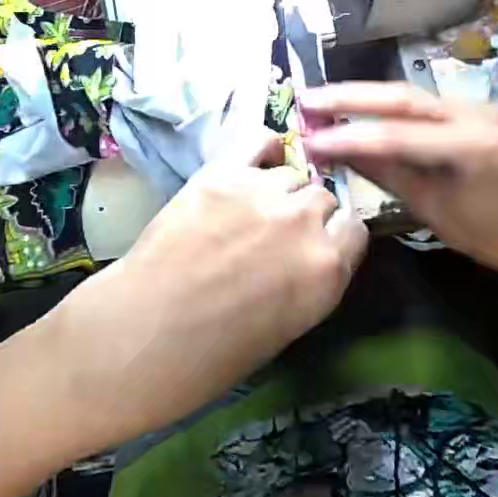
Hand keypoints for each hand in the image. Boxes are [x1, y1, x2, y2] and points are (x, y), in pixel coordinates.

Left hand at [35, 129, 367, 448]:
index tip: (322, 243)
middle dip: (308, 214)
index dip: (338, 235)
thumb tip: (315, 251)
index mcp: (327, 270)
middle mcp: (304, 222)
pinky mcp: (221, 173)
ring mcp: (262, 192)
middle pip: (323, 198)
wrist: (142, 334)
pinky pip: (259, 141)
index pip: (355, 227)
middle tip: (278, 235)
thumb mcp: (287, 326)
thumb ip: (311, 278)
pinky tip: (257, 162)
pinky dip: (263, 149)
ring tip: (253, 210)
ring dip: (281, 190)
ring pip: (292, 173)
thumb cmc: (212, 355)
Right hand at [298, 82, 497, 308]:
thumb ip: (382, 170)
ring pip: (409, 96)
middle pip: (403, 98)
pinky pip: (421, 104)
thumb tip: (332, 148)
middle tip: (307, 99)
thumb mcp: (428, 207)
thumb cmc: (486, 234)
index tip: (309, 137)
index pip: (399, 135)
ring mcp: (479, 105)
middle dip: (350, 98)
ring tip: (321, 100)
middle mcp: (480, 113)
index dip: (349, 135)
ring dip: (363, 98)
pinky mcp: (473, 108)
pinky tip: (355, 107)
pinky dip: (385, 107)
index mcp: (475, 145)